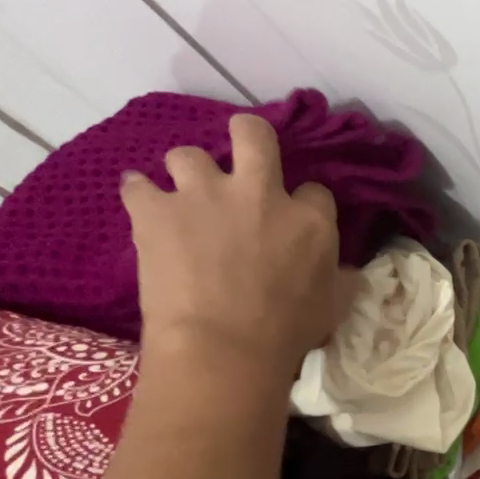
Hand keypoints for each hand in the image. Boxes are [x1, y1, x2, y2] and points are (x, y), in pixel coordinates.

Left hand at [122, 113, 353, 380]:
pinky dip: (142, 195)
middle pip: (252, 133)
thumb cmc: (291, 330)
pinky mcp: (153, 208)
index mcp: (311, 220)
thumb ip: (338, 274)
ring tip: (186, 196)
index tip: (296, 217)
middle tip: (242, 157)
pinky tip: (148, 212)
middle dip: (247, 136)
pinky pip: (137, 184)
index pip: (315, 189)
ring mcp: (203, 195)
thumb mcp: (335, 301)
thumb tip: (342, 268)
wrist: (225, 345)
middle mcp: (261, 194)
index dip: (305, 201)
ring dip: (188, 173)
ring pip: (186, 153)